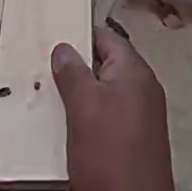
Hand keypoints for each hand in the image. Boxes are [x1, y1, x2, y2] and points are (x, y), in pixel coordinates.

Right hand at [52, 26, 178, 190]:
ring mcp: (144, 116)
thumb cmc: (109, 155)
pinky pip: (112, 114)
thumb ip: (72, 72)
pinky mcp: (139, 141)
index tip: (52, 39)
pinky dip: (93, 115)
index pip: (106, 37)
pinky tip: (73, 127)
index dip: (79, 35)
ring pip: (107, 91)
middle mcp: (144, 88)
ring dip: (83, 93)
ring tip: (54, 98)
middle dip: (78, 66)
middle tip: (47, 71)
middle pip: (107, 63)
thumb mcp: (83, 107)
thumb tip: (64, 47)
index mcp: (135, 71)